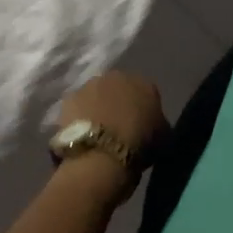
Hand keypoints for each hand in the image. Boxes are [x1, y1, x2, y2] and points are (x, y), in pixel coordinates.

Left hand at [55, 71, 168, 199]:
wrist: (100, 157)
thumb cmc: (137, 147)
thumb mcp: (162, 137)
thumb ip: (159, 123)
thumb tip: (155, 123)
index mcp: (144, 83)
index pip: (146, 93)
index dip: (142, 110)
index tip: (140, 127)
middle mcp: (118, 76)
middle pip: (119, 88)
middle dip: (118, 103)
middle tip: (117, 127)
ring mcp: (91, 85)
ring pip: (97, 95)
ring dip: (97, 107)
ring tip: (97, 132)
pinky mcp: (69, 98)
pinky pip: (78, 107)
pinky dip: (79, 116)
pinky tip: (81, 134)